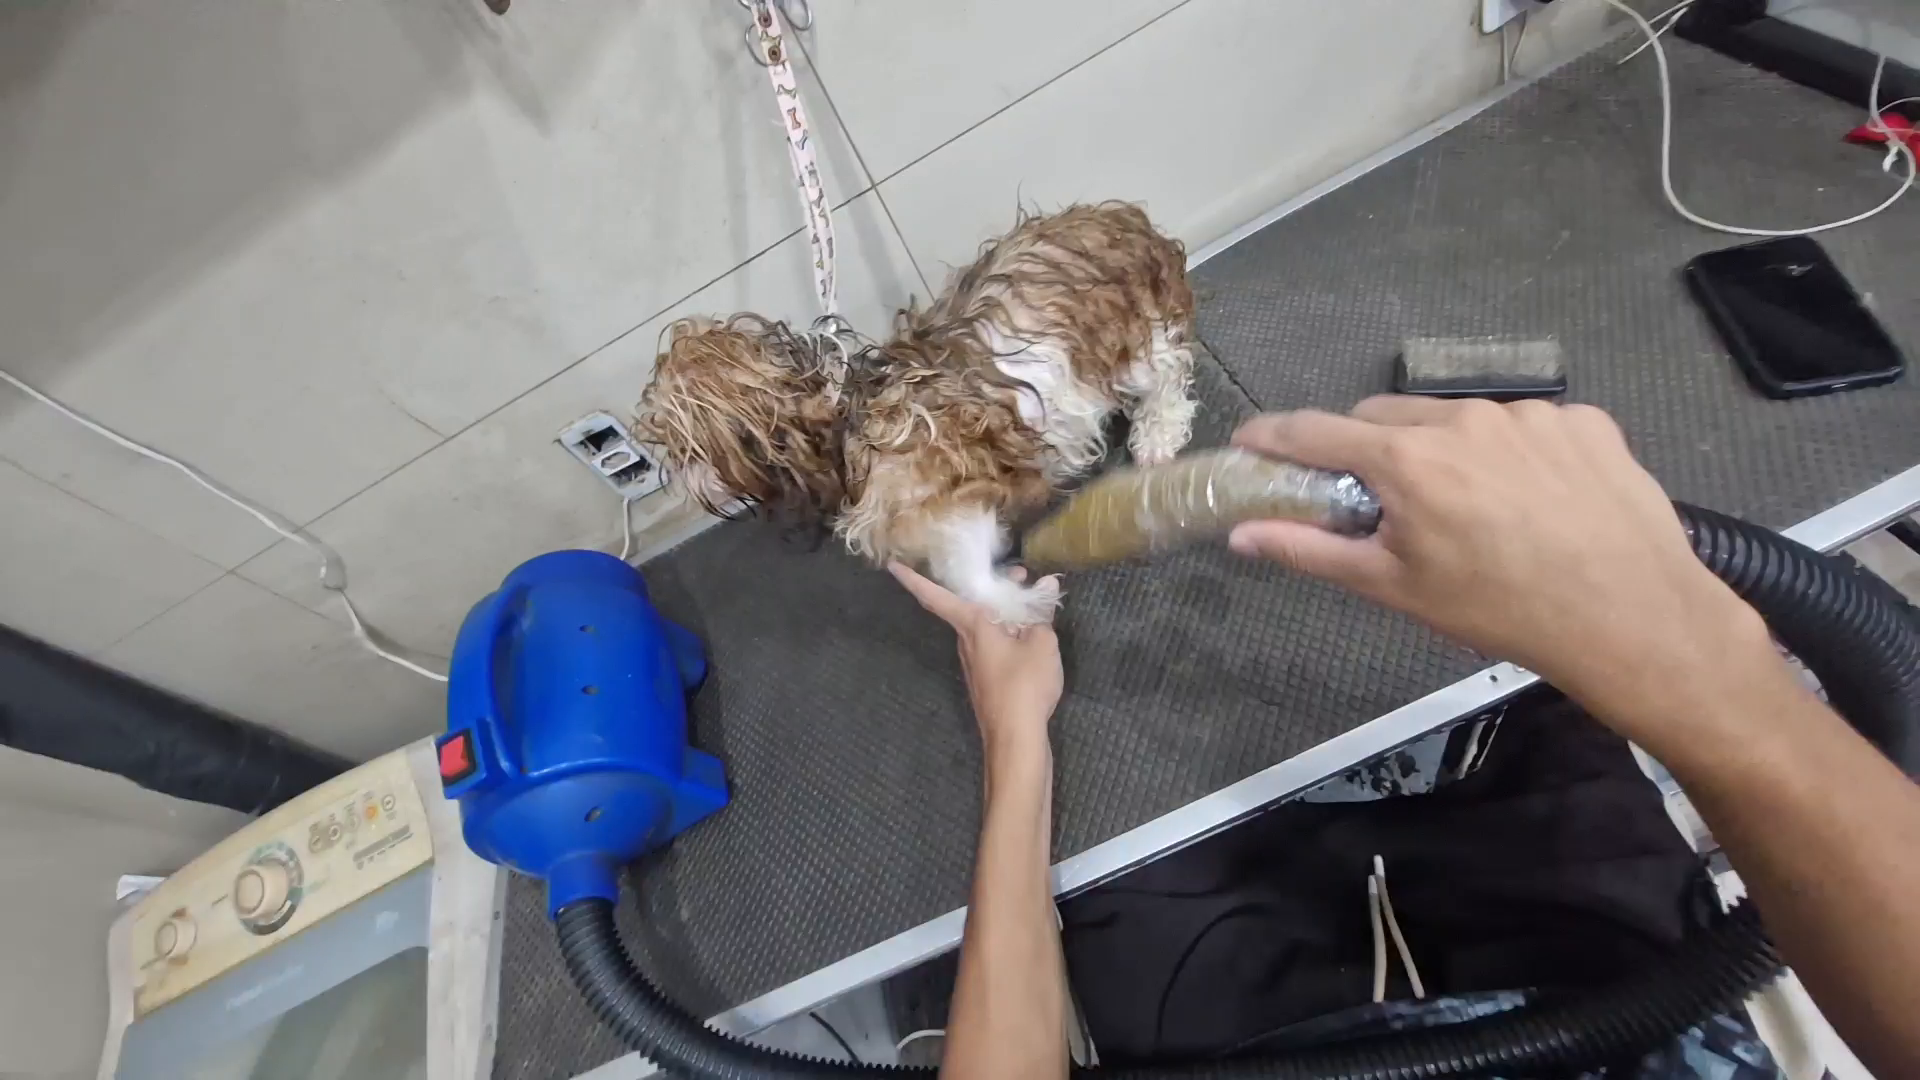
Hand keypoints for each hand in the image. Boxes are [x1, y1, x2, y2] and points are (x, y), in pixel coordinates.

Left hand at [890, 562, 1062, 756]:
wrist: (1016, 738)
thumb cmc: (1024, 684)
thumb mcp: (1042, 642)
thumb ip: (1041, 611)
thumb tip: (1045, 586)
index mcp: (972, 626)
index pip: (936, 597)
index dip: (913, 580)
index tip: (892, 566)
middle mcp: (966, 642)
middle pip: (968, 607)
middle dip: (991, 588)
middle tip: (1020, 574)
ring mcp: (974, 663)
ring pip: (983, 626)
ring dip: (1002, 610)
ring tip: (1032, 600)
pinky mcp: (985, 679)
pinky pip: (992, 645)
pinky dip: (1007, 632)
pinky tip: (1031, 634)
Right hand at [1227, 397, 1766, 706]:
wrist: (1634, 618)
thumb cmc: (1493, 607)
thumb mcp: (1388, 585)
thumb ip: (1305, 550)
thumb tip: (1238, 535)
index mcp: (1406, 458)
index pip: (1315, 430)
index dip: (1272, 434)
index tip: (1248, 440)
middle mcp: (1461, 419)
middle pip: (1380, 415)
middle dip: (1361, 447)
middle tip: (1374, 497)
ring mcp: (1528, 414)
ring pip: (1449, 418)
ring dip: (1432, 448)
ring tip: (1461, 503)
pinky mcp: (1582, 421)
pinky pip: (1515, 424)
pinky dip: (1499, 450)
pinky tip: (1523, 494)